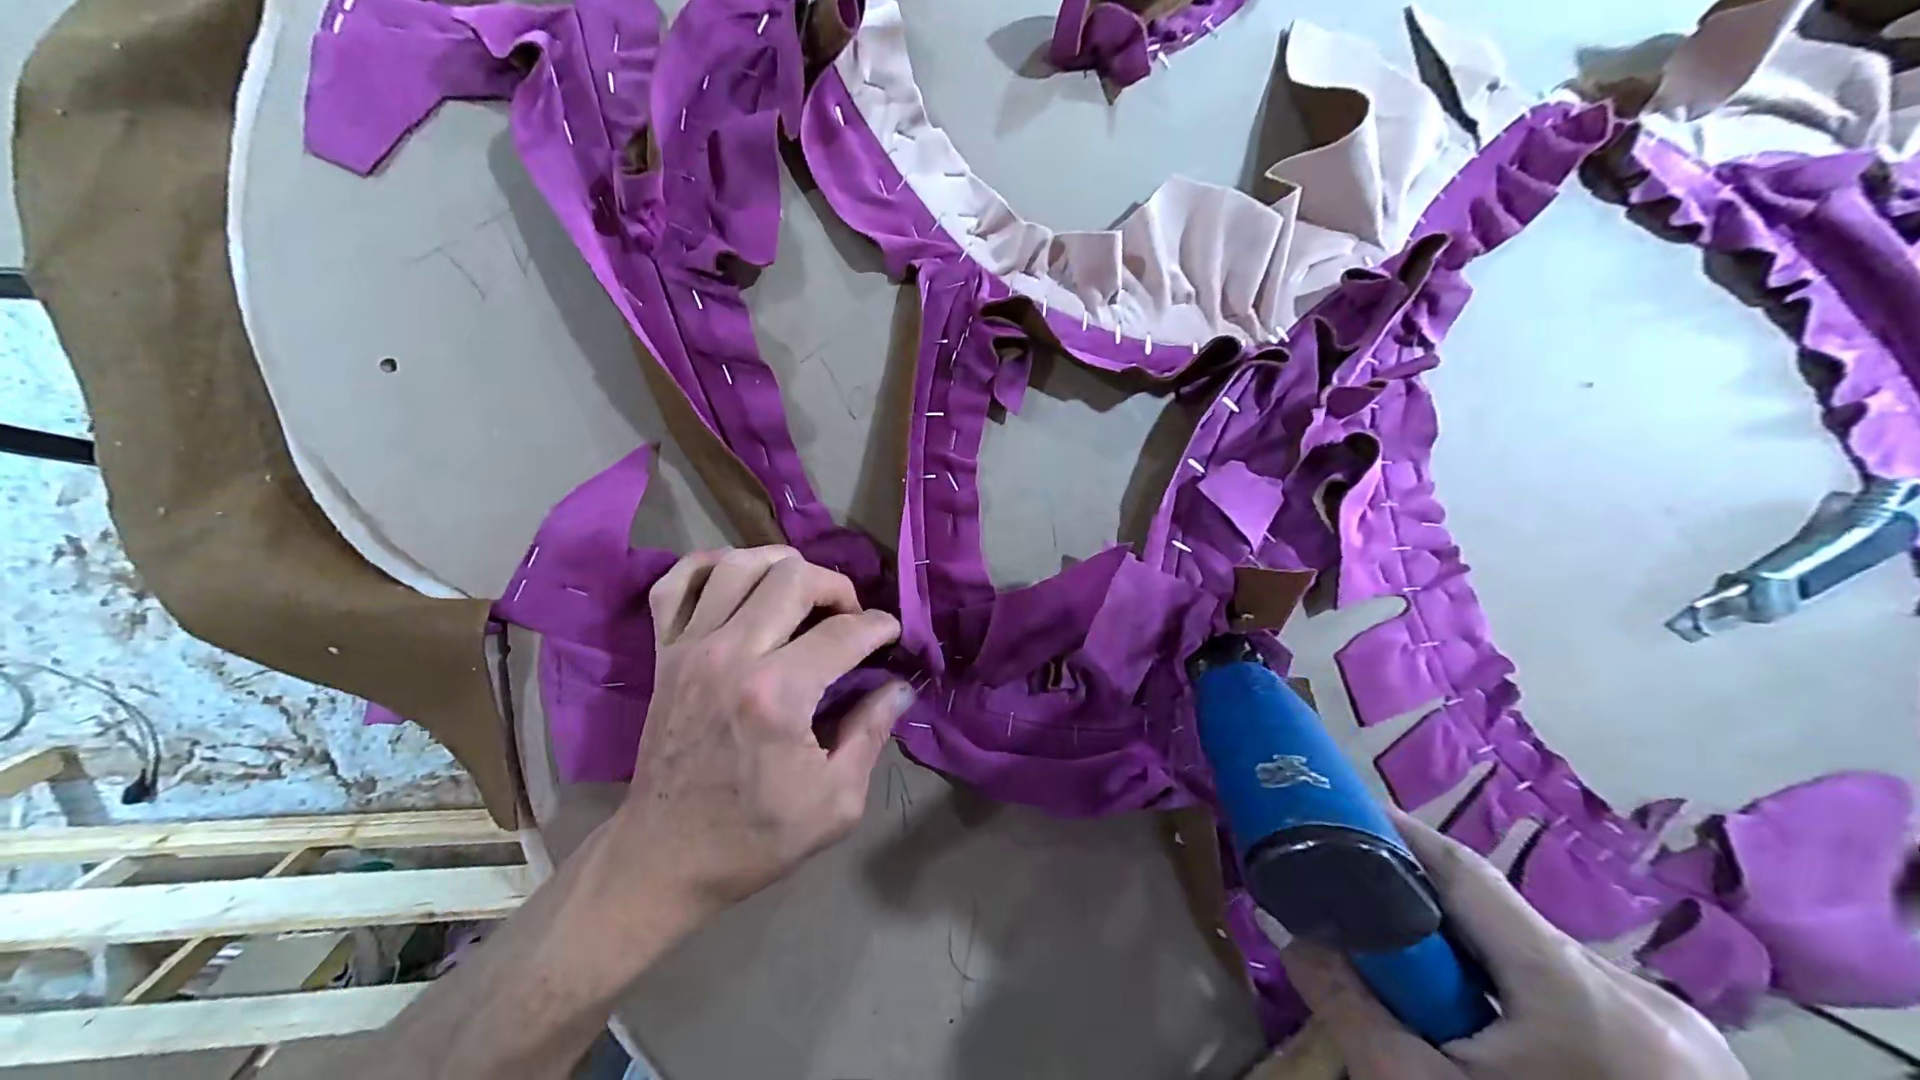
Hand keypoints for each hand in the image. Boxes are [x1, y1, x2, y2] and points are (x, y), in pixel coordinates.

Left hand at [610, 546, 911, 920]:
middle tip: (850, 616)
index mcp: (777, 695)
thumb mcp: (836, 801)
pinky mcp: (663, 652)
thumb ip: (872, 732)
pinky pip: (677, 582)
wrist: (665, 857)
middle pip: (794, 578)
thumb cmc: (757, 836)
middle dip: (837, 587)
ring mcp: (689, 648)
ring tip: (802, 593)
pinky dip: (709, 567)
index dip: (880, 626)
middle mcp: (731, 655)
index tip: (891, 635)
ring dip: (782, 566)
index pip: (845, 632)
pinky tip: (737, 580)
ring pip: (739, 564)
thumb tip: (899, 686)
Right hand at [1278, 813, 1747, 1079]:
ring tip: (1427, 993)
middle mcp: (1639, 993)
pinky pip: (1581, 996)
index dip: (1400, 832)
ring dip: (1477, 959)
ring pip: (1542, 958)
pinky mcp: (1693, 1059)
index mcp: (1576, 992)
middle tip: (1364, 918)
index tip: (1341, 810)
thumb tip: (1284, 927)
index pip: (1467, 871)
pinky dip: (1523, 995)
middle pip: (1503, 918)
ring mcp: (1680, 1029)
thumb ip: (1349, 1007)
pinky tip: (1499, 1039)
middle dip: (1429, 912)